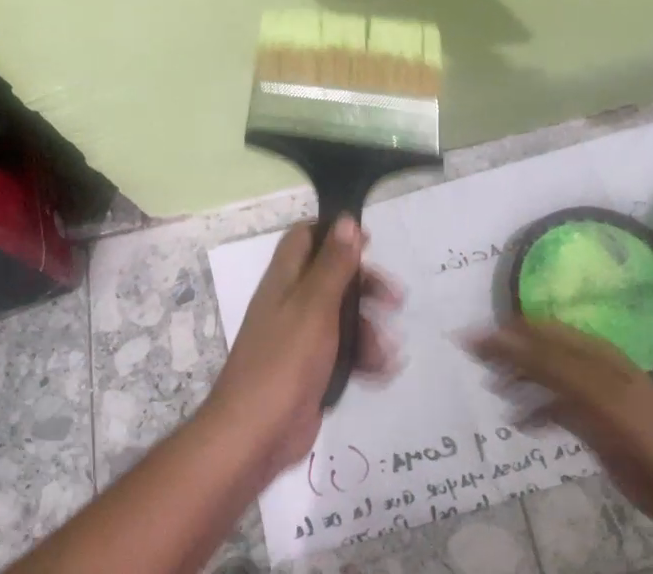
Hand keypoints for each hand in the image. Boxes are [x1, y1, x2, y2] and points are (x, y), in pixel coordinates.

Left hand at [202, 220, 400, 475]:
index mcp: (284, 280)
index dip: (335, 233)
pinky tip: (381, 372)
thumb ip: (333, 265)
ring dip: (370, 329)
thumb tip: (345, 219)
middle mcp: (290, 303)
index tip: (369, 242)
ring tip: (388, 352)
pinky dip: (363, 357)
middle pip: (332, 278)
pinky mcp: (311, 370)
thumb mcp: (314, 306)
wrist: (257, 434)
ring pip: (343, 318)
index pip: (305, 238)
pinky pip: (343, 353)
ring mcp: (300, 339)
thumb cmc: (284, 361)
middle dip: (366, 287)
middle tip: (395, 300)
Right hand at [468, 319, 652, 516]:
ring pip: (546, 378)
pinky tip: (519, 423)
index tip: (468, 338)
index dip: (504, 329)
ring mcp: (595, 398)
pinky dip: (534, 410)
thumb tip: (498, 333)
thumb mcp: (590, 392)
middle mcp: (591, 367)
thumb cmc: (640, 433)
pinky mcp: (596, 427)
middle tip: (473, 363)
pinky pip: (556, 408)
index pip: (538, 328)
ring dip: (518, 380)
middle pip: (540, 350)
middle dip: (507, 353)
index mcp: (592, 351)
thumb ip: (545, 363)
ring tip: (492, 390)